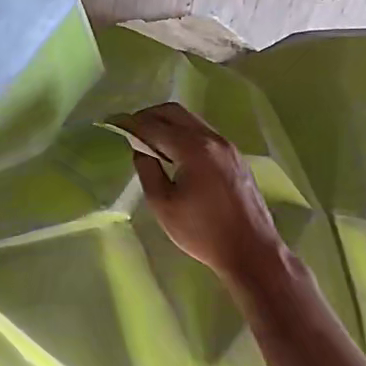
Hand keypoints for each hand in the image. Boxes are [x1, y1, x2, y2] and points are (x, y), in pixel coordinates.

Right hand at [121, 103, 285, 280]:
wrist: (253, 252)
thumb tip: (140, 149)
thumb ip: (147, 169)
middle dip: (148, 116)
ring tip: (148, 141)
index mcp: (193, 149)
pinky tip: (173, 153)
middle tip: (129, 129)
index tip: (112, 122)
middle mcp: (213, 140)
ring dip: (166, 123)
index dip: (130, 123)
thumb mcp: (161, 203)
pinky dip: (182, 133)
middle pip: (174, 112)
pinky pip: (203, 132)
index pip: (153, 126)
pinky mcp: (236, 158)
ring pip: (190, 120)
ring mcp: (228, 147)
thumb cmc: (202, 231)